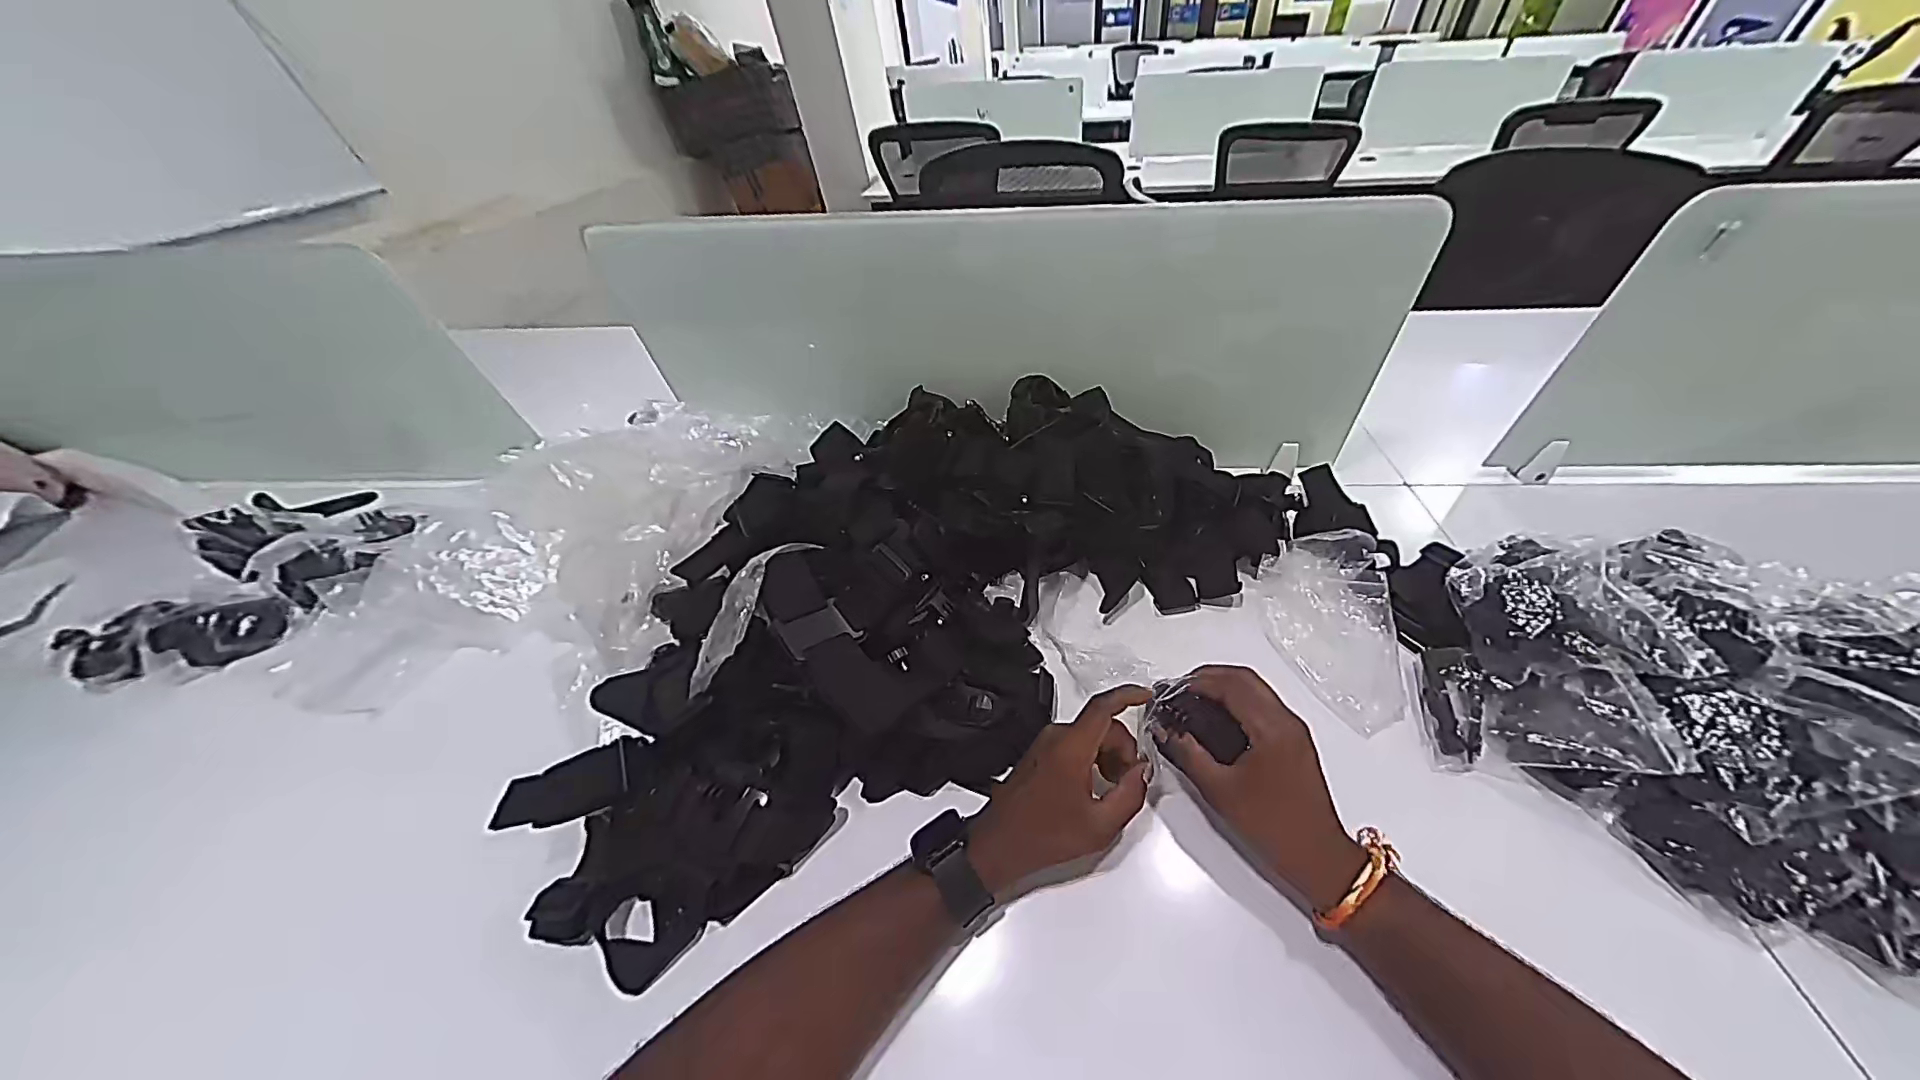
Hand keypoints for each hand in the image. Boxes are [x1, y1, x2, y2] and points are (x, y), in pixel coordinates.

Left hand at [967, 685, 1153, 901]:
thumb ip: (1131, 794)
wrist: (1002, 842)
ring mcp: (1044, 743)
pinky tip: (1091, 788)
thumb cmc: (1041, 835)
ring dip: (1107, 756)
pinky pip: (1074, 743)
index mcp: (1070, 747)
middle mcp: (1055, 738)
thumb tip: (1143, 773)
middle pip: (1101, 725)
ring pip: (1089, 735)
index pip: (1103, 707)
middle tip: (1127, 779)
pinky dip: (1090, 759)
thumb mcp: (1101, 825)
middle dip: (1122, 749)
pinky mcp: (1039, 753)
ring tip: (1108, 789)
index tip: (1144, 695)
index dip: (1128, 696)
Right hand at [1153, 666, 1365, 910]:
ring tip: (1192, 702)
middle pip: (1244, 678)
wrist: (1317, 857)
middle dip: (1208, 678)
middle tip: (1179, 691)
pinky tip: (1216, 718)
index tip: (1172, 691)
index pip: (1231, 685)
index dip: (1197, 681)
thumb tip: (1165, 730)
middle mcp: (1287, 722)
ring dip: (1223, 687)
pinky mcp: (1294, 741)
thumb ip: (1187, 753)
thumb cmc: (1273, 827)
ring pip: (1255, 689)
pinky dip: (1236, 701)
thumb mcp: (1219, 790)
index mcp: (1272, 729)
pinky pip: (1262, 704)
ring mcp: (1294, 730)